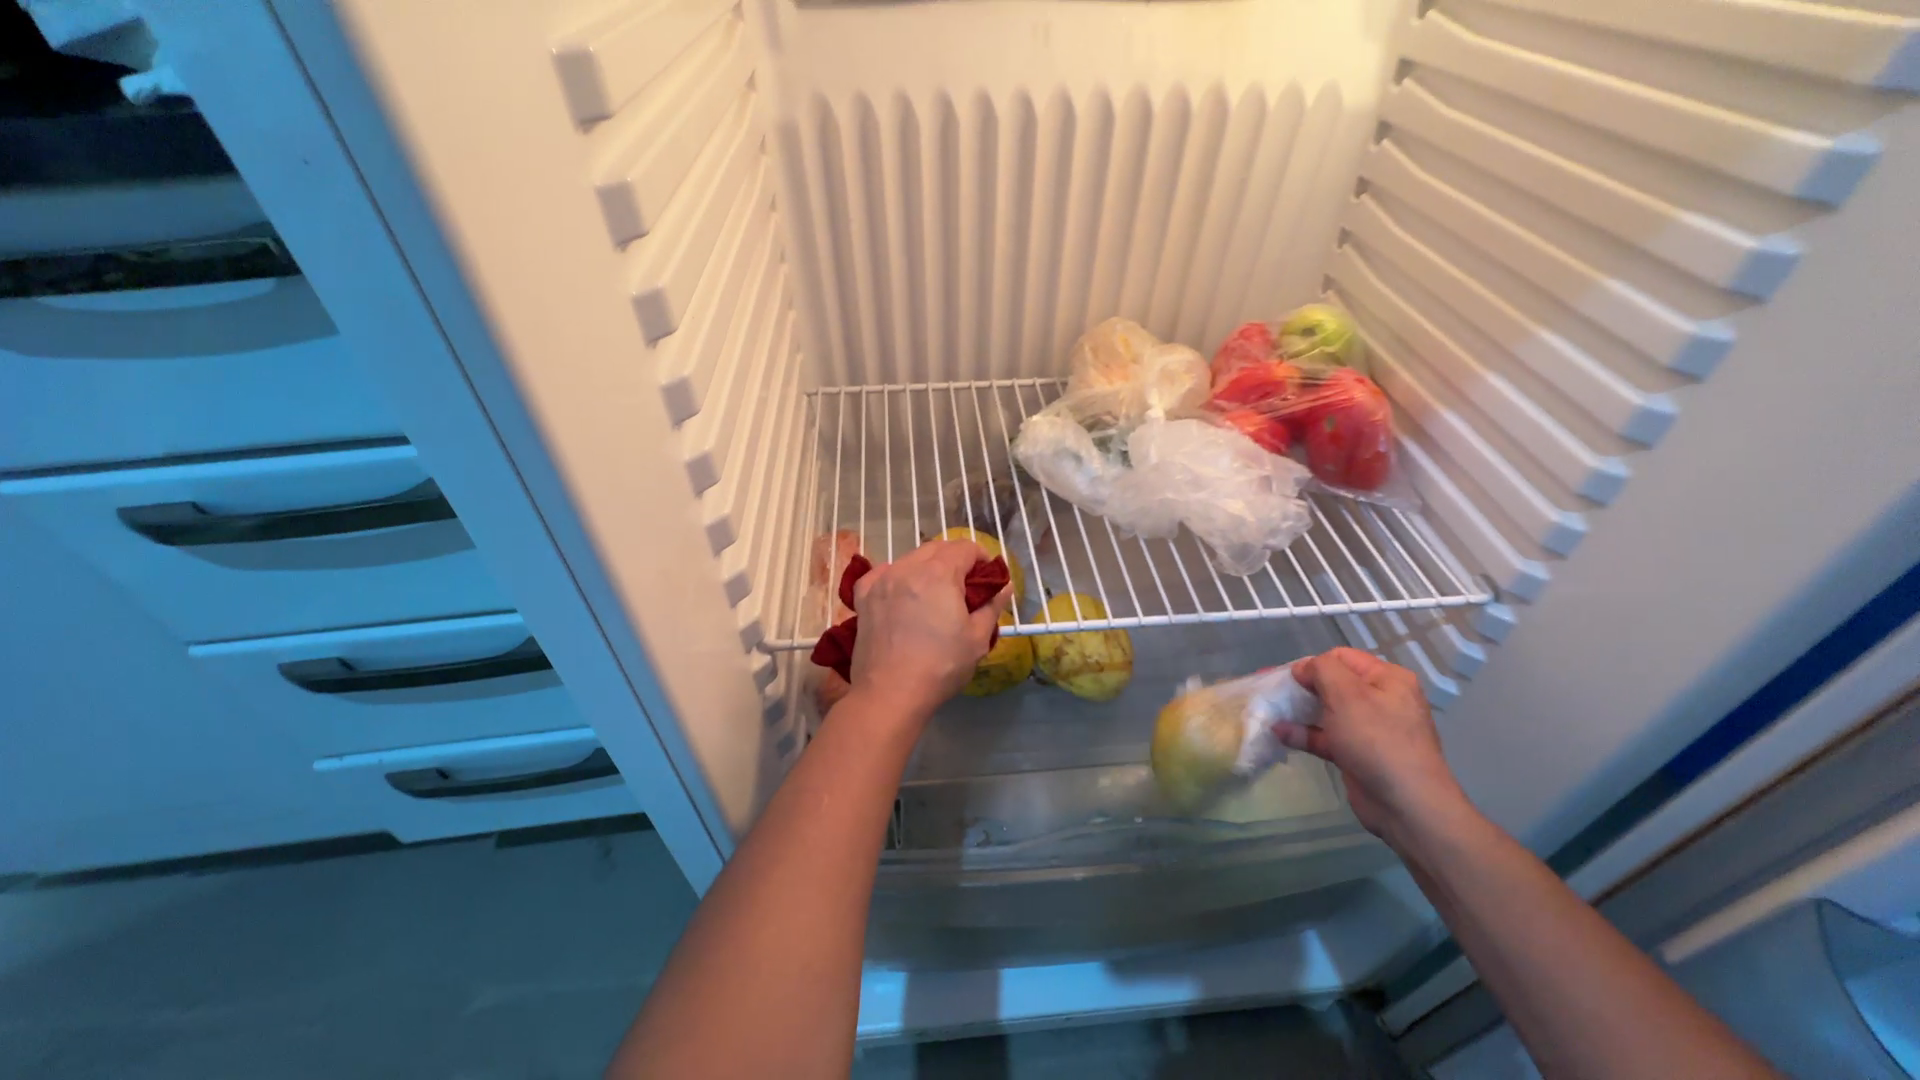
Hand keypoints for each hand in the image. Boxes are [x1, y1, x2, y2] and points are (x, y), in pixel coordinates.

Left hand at [846, 540, 1011, 720]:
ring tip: (934, 594)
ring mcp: (882, 580)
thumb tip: (1005, 586)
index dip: (982, 559)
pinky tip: (902, 594)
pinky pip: (883, 573)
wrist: (890, 692)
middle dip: (955, 560)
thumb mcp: (977, 638)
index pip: (966, 547)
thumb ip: (992, 605)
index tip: (987, 579)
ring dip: (927, 567)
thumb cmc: (940, 666)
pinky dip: (897, 576)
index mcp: (939, 573)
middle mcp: (908, 567)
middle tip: (964, 588)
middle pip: (937, 548)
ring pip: (910, 559)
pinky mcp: (863, 596)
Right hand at [1275, 647, 1467, 844]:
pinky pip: (1327, 737)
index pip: (1343, 658)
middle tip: (1272, 690)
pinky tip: (1280, 734)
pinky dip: (1305, 734)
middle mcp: (1381, 700)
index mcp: (1388, 679)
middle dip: (1302, 686)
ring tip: (1269, 711)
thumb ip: (1322, 670)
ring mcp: (1370, 729)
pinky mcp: (1357, 754)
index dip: (1314, 664)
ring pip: (1328, 712)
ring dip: (1299, 710)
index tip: (1289, 678)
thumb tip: (1304, 668)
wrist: (1405, 804)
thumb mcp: (1348, 695)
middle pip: (1334, 684)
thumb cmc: (1377, 740)